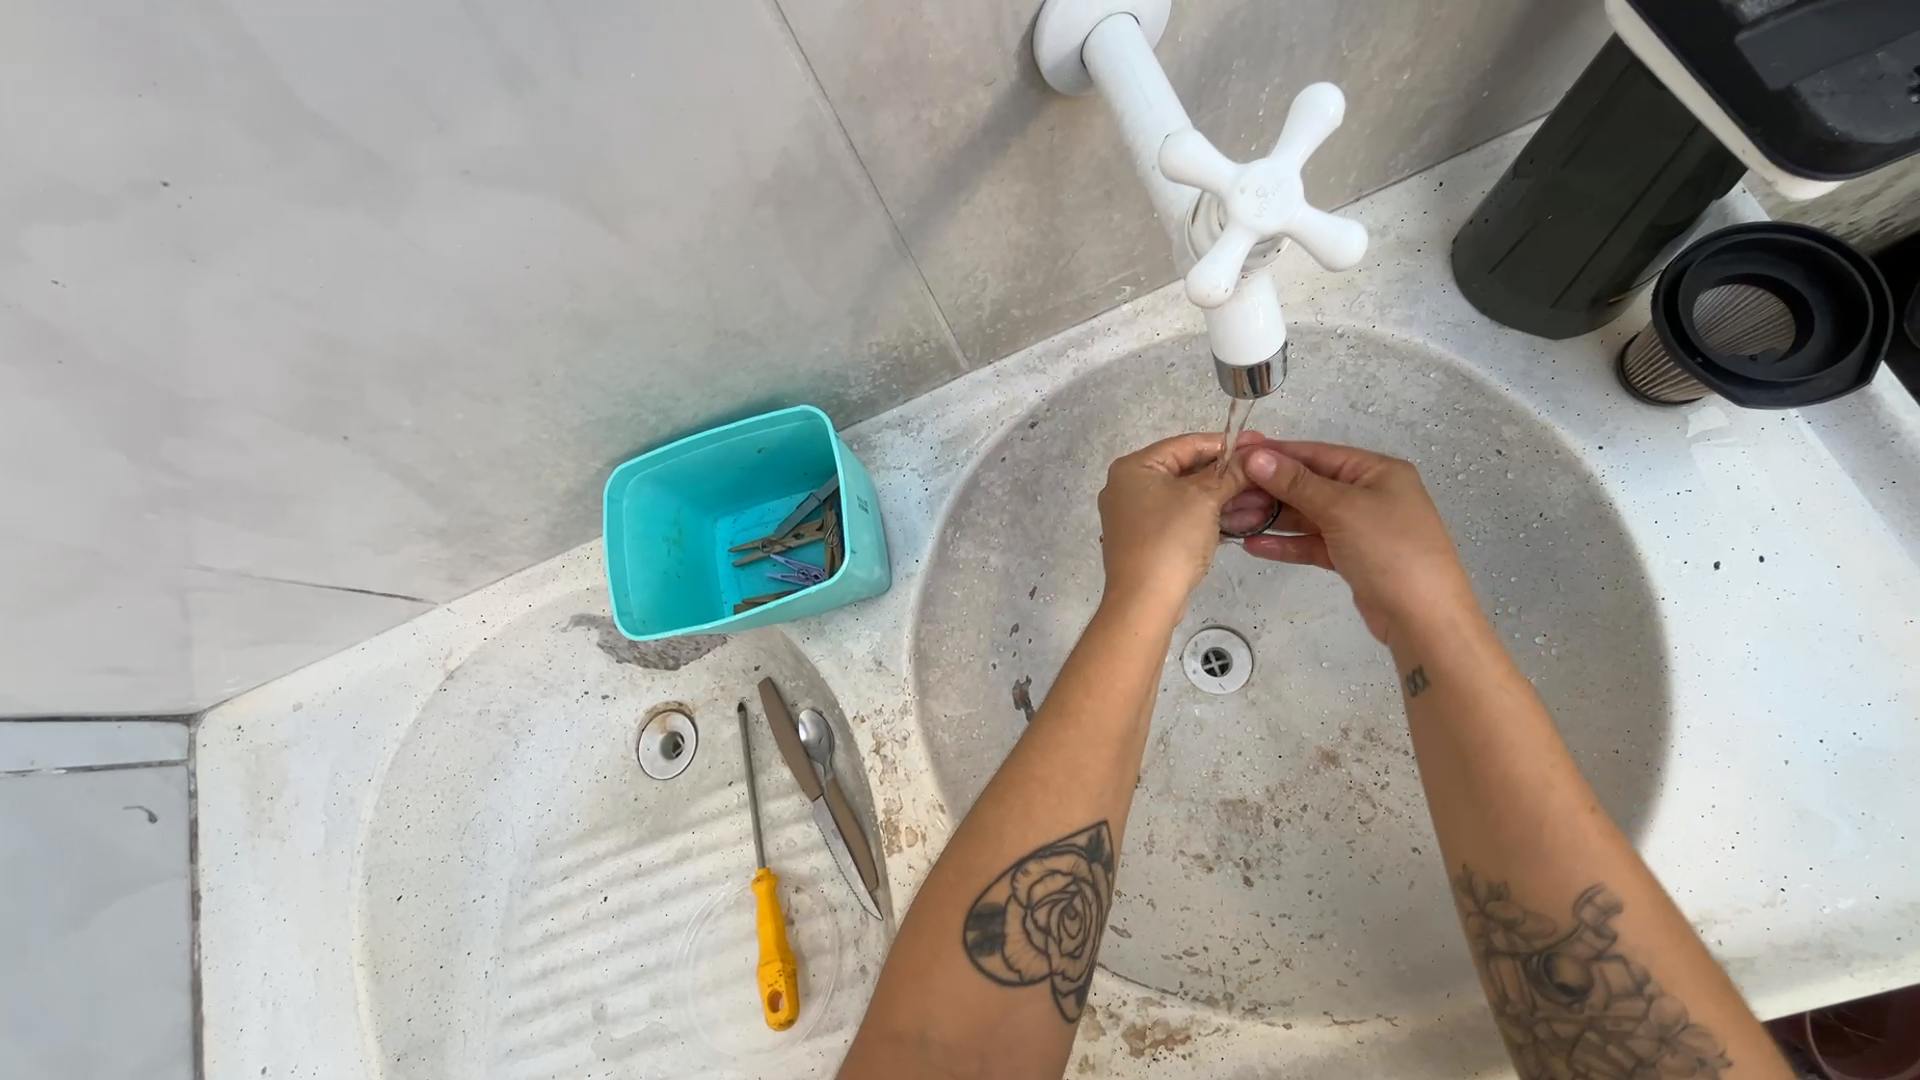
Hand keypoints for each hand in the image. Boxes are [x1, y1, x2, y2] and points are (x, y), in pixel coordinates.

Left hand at [1096, 433, 1250, 622]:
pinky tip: (1248, 519)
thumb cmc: (1170, 539)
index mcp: (1134, 468)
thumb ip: (1230, 474)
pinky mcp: (1149, 540)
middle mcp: (1129, 487)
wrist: (1145, 599)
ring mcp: (1138, 516)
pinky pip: (1184, 520)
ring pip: (1189, 499)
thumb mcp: (1205, 499)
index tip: (1257, 443)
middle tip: (1265, 475)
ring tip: (1266, 500)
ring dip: (1227, 499)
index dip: (1225, 443)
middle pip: (1188, 472)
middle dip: (1230, 476)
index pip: (1185, 445)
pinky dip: (1211, 518)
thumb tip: (1252, 455)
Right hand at [1232, 439, 1475, 645]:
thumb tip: (1255, 456)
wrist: (1422, 616)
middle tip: (1228, 494)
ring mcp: (1358, 527)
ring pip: (1306, 515)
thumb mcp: (1341, 508)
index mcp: (1375, 472)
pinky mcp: (1349, 556)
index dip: (1275, 454)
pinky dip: (1285, 543)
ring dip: (1272, 517)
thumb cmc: (1390, 549)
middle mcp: (1367, 494)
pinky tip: (1254, 544)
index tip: (1236, 454)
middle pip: (1308, 485)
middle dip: (1268, 490)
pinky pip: (1310, 543)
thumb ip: (1296, 483)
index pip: (1316, 454)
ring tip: (1233, 519)